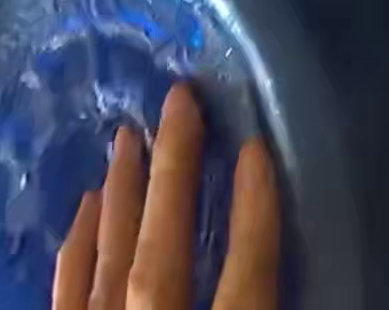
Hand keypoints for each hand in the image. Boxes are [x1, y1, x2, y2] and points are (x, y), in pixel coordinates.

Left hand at [53, 85, 279, 309]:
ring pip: (108, 263)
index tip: (257, 148)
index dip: (254, 216)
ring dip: (122, 194)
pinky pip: (64, 295)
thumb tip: (324, 285)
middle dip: (173, 170)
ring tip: (128, 135)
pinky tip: (87, 204)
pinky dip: (77, 246)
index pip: (246, 284)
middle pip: (163, 253)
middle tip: (179, 99)